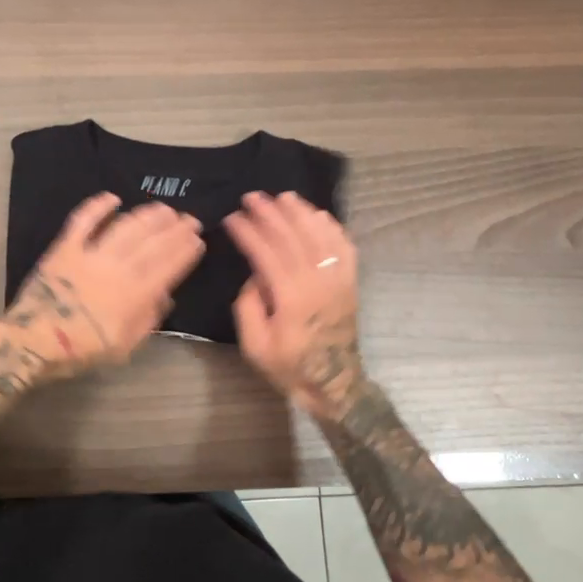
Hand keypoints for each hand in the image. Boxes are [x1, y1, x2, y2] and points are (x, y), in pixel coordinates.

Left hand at [0, 192, 204, 378]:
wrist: (35, 341)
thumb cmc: (82, 350)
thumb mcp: (125, 346)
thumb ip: (147, 319)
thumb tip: (165, 295)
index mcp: (134, 295)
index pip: (168, 266)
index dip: (184, 250)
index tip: (197, 238)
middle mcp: (117, 268)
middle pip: (152, 243)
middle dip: (173, 229)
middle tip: (188, 217)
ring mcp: (90, 254)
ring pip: (125, 227)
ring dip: (146, 216)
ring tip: (162, 208)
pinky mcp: (65, 246)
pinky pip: (83, 220)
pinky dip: (98, 206)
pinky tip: (112, 198)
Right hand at [225, 191, 367, 420]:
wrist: (334, 384)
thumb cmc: (289, 365)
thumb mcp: (254, 345)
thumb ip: (248, 305)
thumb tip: (255, 275)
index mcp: (291, 297)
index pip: (266, 252)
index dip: (248, 232)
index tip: (232, 218)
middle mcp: (317, 282)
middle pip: (293, 236)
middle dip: (270, 213)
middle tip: (252, 197)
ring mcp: (338, 280)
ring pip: (320, 235)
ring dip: (301, 212)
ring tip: (283, 197)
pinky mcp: (350, 282)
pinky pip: (345, 247)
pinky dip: (332, 227)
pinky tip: (318, 215)